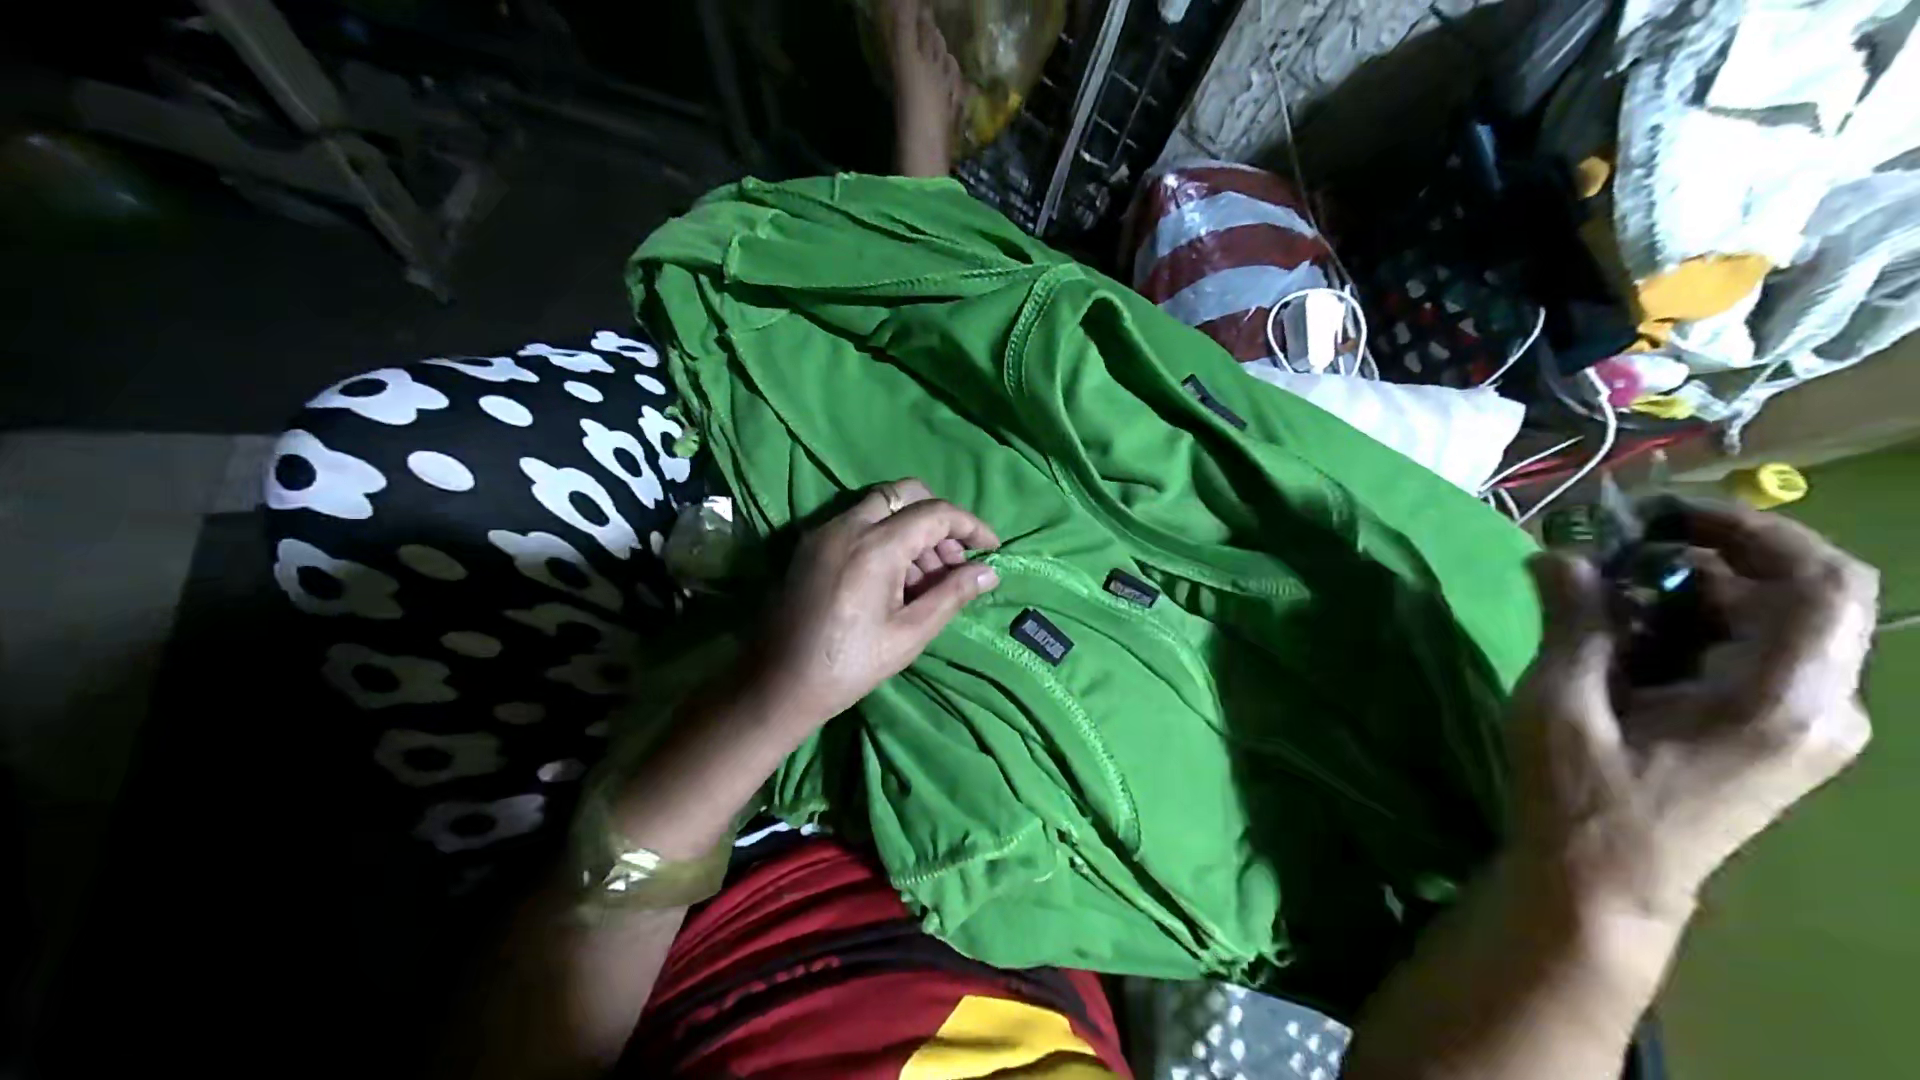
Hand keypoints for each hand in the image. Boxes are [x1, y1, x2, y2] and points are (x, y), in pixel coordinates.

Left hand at [745, 479, 1000, 725]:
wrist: (776, 684)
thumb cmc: (848, 666)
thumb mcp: (909, 634)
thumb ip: (951, 595)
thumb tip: (988, 572)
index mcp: (874, 547)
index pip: (935, 513)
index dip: (970, 526)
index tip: (991, 548)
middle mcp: (846, 526)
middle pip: (906, 493)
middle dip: (939, 520)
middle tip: (953, 563)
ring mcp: (823, 532)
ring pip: (882, 506)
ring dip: (913, 529)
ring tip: (927, 580)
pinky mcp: (810, 545)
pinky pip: (858, 522)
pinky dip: (886, 535)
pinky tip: (894, 579)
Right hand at [1509, 503, 1876, 921]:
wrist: (1602, 884)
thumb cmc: (1582, 797)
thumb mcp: (1559, 704)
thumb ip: (1571, 622)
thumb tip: (1555, 554)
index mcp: (1779, 701)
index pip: (1822, 584)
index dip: (1753, 531)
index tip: (1662, 516)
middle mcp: (1817, 708)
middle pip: (1790, 599)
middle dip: (1699, 562)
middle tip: (1608, 556)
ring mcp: (1799, 725)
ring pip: (1763, 625)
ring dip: (1684, 596)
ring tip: (1597, 601)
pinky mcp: (1770, 735)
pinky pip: (1744, 656)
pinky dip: (1686, 630)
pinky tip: (1619, 643)